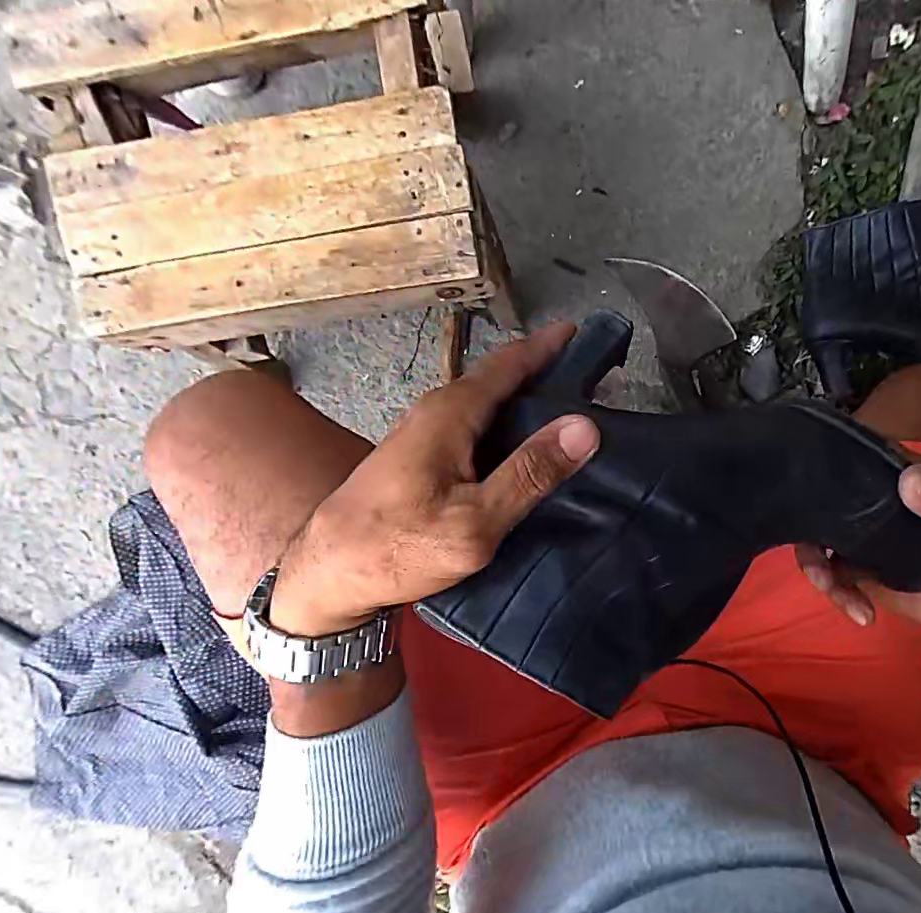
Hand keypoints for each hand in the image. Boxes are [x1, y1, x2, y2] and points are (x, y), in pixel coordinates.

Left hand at [266, 322, 599, 636]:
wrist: (329, 572)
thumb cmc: (399, 547)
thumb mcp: (476, 520)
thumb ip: (530, 474)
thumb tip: (584, 428)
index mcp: (452, 412)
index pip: (509, 363)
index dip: (548, 346)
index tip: (582, 332)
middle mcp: (436, 411)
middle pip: (499, 381)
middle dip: (543, 375)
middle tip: (590, 384)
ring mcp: (424, 433)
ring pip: (486, 406)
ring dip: (525, 405)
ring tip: (567, 419)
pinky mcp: (419, 457)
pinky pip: (474, 429)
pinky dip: (504, 430)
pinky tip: (522, 454)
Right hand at [795, 459, 920, 640]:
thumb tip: (912, 479)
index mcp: (906, 475)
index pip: (859, 456)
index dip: (833, 468)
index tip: (824, 494)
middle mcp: (875, 500)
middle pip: (821, 498)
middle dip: (810, 528)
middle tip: (823, 565)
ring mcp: (859, 533)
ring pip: (814, 537)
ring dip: (815, 567)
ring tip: (833, 589)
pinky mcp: (852, 566)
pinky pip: (825, 571)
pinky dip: (836, 594)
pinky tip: (863, 613)